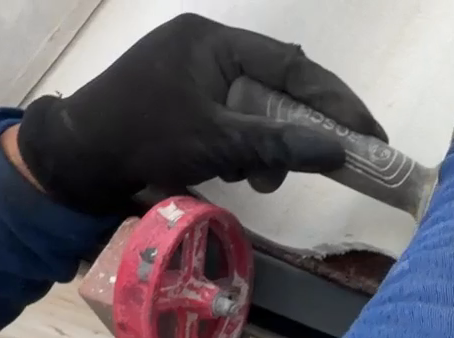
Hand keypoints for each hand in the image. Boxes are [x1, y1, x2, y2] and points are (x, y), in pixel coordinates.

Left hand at [15, 14, 384, 214]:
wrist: (81, 156)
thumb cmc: (146, 139)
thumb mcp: (220, 143)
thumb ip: (282, 144)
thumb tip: (340, 151)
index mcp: (214, 42)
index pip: (295, 67)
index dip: (339, 102)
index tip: (371, 135)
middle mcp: (210, 47)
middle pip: (284, 87)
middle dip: (305, 130)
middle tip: (337, 161)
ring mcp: (201, 71)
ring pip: (267, 109)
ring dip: (276, 148)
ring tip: (263, 180)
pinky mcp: (195, 96)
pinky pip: (245, 120)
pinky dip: (253, 150)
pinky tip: (242, 173)